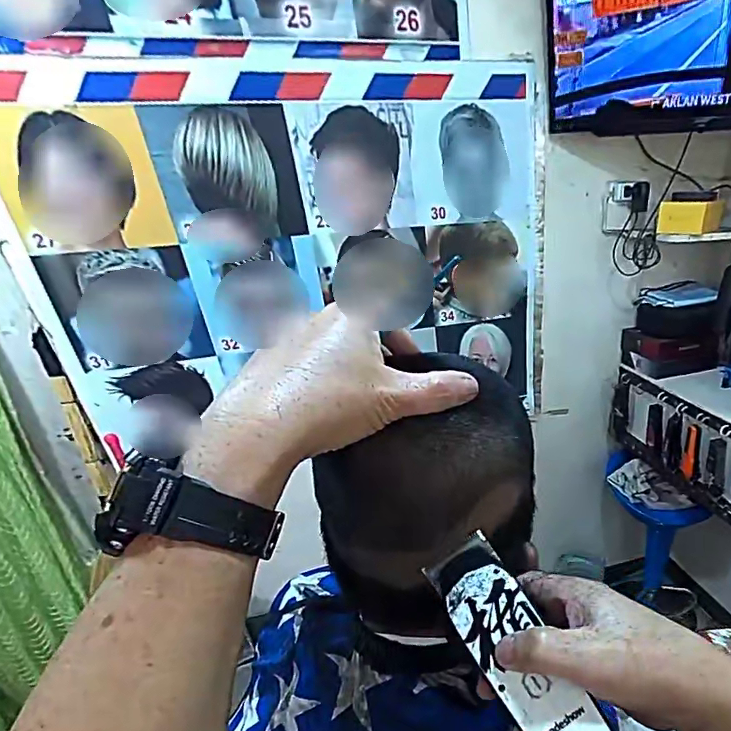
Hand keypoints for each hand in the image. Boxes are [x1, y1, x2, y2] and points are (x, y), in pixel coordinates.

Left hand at [184, 307, 475, 504]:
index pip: (391, 303)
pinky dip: (323, 373)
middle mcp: (321, 315)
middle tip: (392, 387)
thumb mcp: (393, 400)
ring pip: (335, 341)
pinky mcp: (269, 355)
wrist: (260, 427)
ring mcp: (290, 332)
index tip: (412, 361)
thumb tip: (470, 384)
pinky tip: (323, 405)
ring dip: (353, 364)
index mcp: (355, 315)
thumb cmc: (329, 403)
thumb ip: (435, 391)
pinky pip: (308, 356)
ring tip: (358, 400)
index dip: (406, 330)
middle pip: (363, 324)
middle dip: (383, 353)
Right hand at [495, 574, 730, 730]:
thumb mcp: (586, 655)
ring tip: (507, 701)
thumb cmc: (646, 665)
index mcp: (581, 597)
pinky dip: (551, 691)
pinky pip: (568, 677)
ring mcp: (598, 644)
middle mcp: (586, 615)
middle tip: (487, 680)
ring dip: (529, 675)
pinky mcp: (607, 672)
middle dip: (509, 649)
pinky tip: (539, 714)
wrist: (700, 696)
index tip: (472, 631)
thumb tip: (498, 648)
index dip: (498, 603)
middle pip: (535, 624)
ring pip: (550, 654)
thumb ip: (539, 649)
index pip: (528, 587)